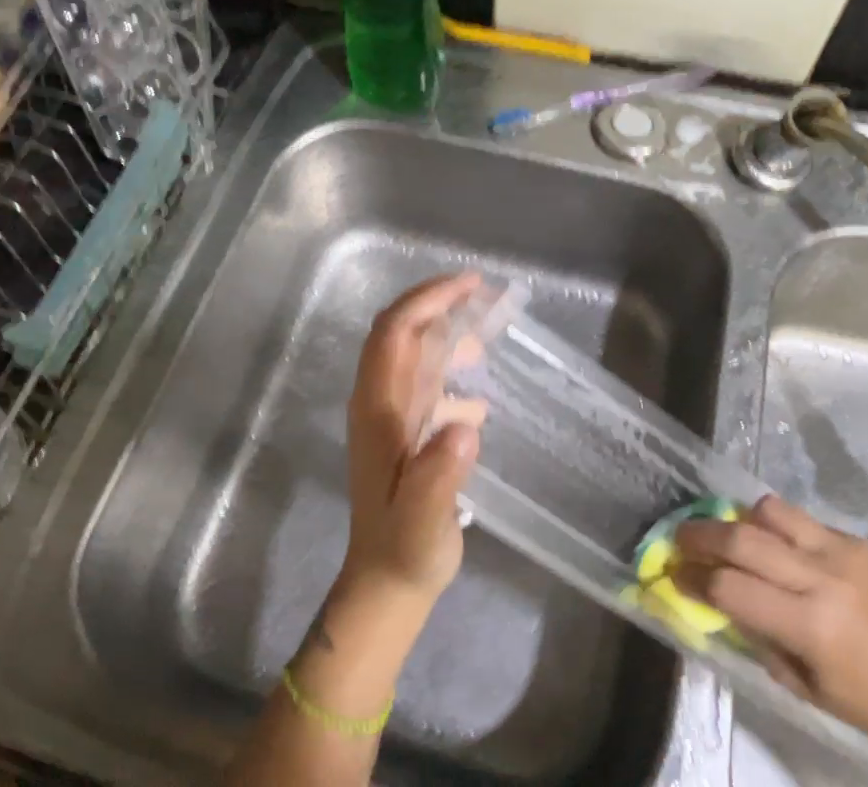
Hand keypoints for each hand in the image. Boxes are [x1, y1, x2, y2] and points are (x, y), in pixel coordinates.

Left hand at [341, 273, 488, 603]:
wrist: (387, 583)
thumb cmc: (405, 549)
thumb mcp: (424, 516)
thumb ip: (440, 472)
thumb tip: (464, 423)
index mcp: (378, 411)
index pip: (395, 335)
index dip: (426, 301)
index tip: (469, 285)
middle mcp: (379, 404)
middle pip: (400, 335)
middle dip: (437, 305)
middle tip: (486, 297)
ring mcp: (390, 419)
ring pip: (413, 357)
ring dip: (446, 336)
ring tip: (489, 334)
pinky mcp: (404, 435)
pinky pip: (425, 387)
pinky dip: (451, 375)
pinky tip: (479, 399)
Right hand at [672, 495, 867, 761]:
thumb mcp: (800, 684)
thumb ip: (755, 635)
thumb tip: (715, 599)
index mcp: (810, 624)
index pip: (729, 586)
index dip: (693, 578)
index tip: (674, 574)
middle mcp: (823, 577)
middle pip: (742, 538)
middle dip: (700, 536)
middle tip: (679, 539)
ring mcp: (843, 552)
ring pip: (770, 511)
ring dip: (738, 519)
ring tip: (726, 534)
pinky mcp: (858, 541)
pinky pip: (801, 520)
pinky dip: (775, 527)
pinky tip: (775, 548)